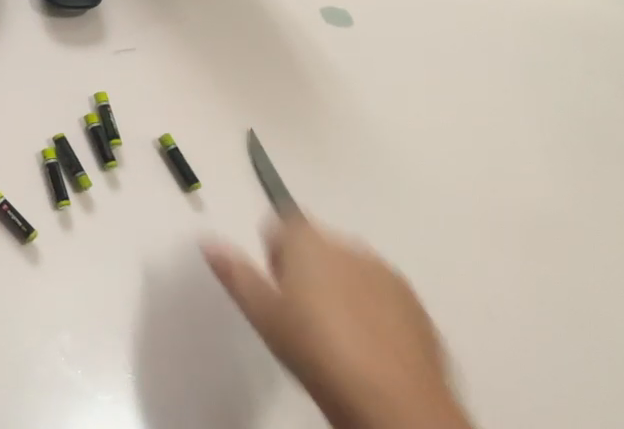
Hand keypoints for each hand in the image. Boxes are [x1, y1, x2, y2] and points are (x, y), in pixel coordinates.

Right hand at [202, 219, 471, 428]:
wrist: (393, 403)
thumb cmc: (315, 351)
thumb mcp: (261, 314)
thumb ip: (234, 272)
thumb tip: (207, 241)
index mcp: (307, 241)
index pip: (281, 221)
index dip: (274, 250)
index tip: (273, 282)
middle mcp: (348, 247)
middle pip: (317, 242)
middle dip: (305, 266)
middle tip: (296, 310)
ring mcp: (387, 274)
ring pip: (351, 267)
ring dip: (338, 285)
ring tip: (331, 330)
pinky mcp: (416, 305)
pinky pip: (381, 292)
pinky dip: (370, 306)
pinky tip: (363, 344)